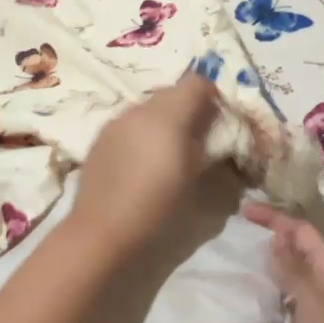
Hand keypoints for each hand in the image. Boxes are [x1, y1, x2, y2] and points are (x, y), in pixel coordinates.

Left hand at [71, 74, 221, 251]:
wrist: (102, 239)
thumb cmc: (159, 215)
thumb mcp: (206, 192)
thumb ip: (221, 162)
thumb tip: (226, 149)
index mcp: (167, 116)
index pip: (197, 83)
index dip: (214, 99)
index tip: (222, 126)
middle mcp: (138, 111)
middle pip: (171, 94)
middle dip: (190, 112)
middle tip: (201, 145)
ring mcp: (113, 125)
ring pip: (147, 111)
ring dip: (164, 125)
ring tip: (171, 159)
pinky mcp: (97, 143)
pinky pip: (128, 128)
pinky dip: (142, 138)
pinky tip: (144, 170)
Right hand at [243, 202, 323, 322]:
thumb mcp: (313, 300)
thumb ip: (294, 269)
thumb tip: (277, 236)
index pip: (302, 233)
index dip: (277, 219)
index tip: (246, 211)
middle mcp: (319, 285)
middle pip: (293, 253)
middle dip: (268, 239)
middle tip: (234, 231)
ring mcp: (306, 309)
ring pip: (282, 278)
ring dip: (261, 267)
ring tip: (231, 258)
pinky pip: (273, 305)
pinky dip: (258, 296)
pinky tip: (237, 294)